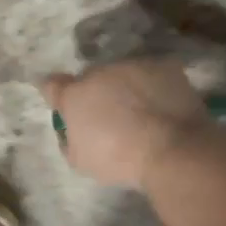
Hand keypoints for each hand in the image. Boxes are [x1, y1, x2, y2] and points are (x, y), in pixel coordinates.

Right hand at [40, 60, 217, 189]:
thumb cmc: (117, 160)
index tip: (61, 104)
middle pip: (91, 78)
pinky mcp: (165, 65)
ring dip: (123, 88)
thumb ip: (68, 136)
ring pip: (122, 74)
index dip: (55, 94)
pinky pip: (151, 74)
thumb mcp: (77, 159)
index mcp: (74, 95)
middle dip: (94, 93)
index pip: (52, 84)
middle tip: (107, 116)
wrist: (172, 149)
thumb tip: (73, 126)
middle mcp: (100, 72)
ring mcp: (134, 65)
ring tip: (138, 111)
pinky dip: (151, 86)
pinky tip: (159, 106)